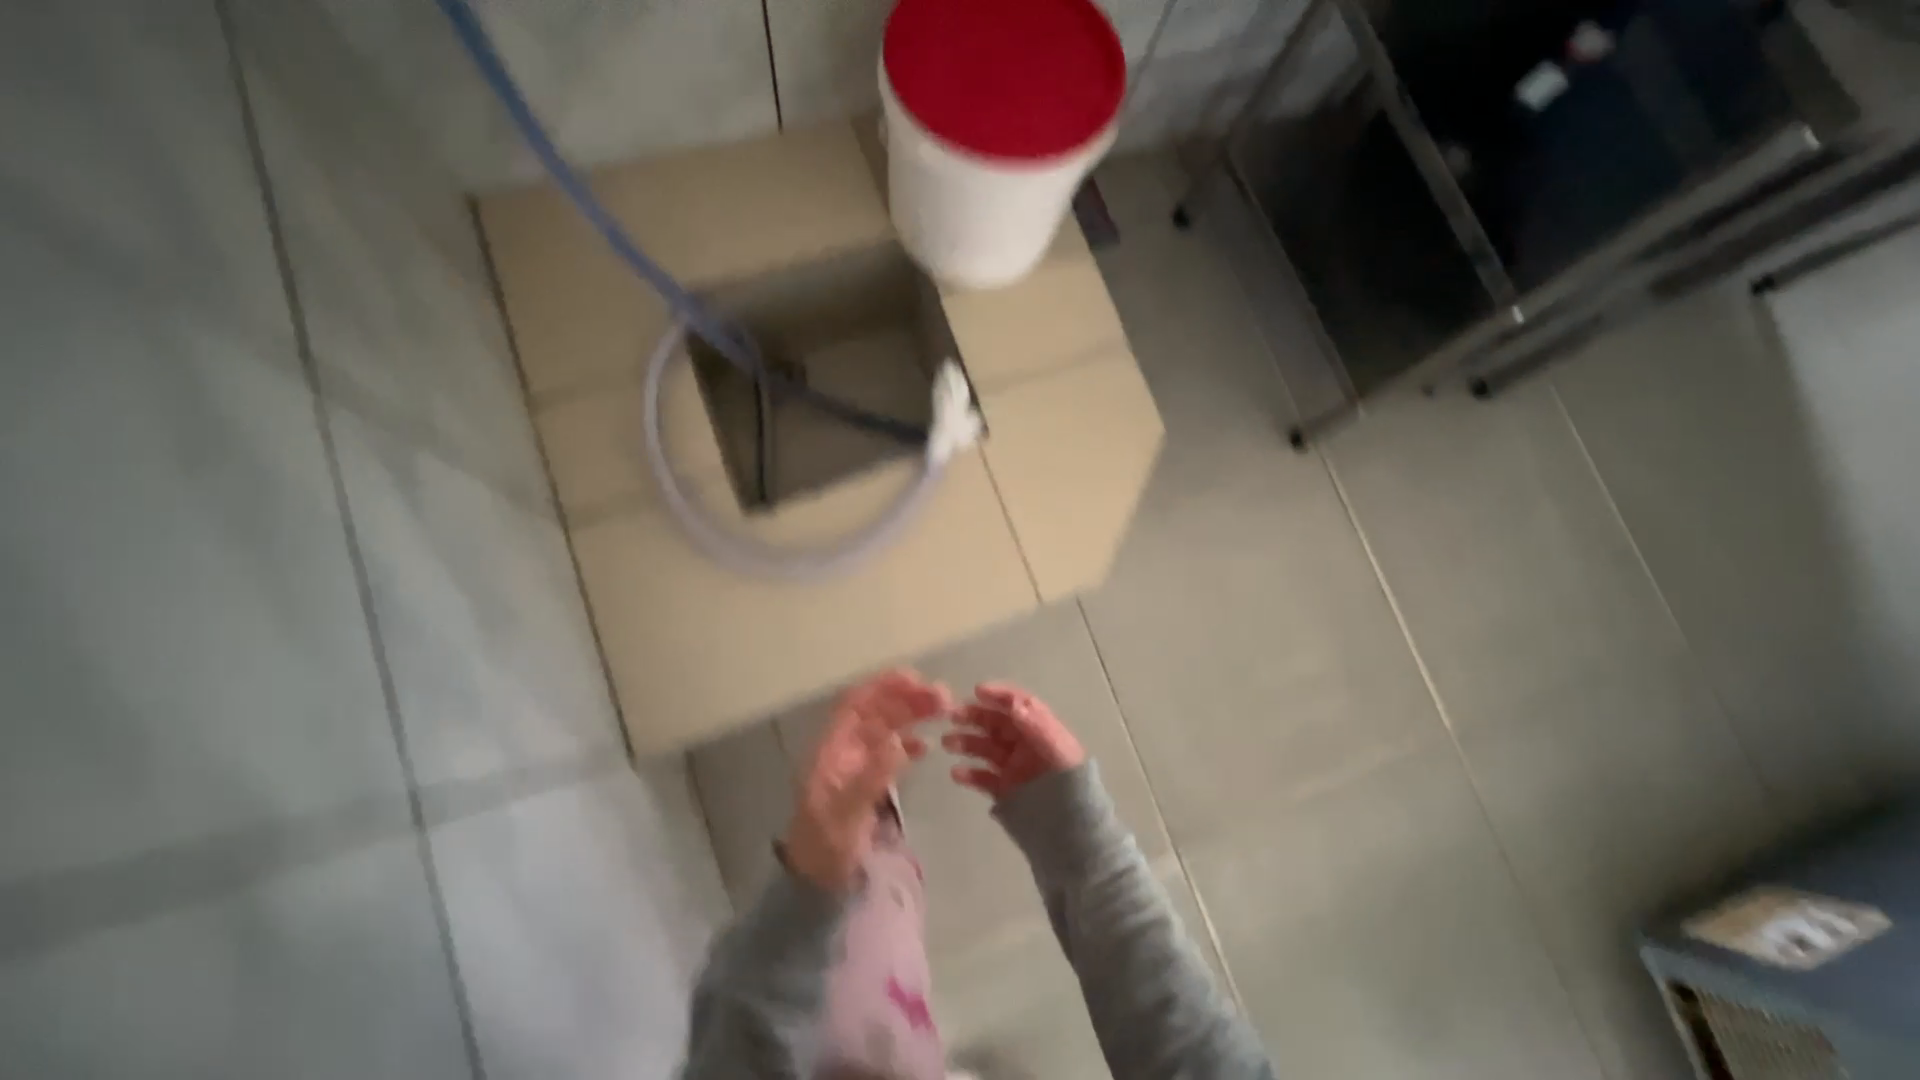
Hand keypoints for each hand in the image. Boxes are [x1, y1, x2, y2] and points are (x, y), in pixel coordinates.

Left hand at [784, 670, 950, 891]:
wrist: (815, 883)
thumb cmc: (824, 847)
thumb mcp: (846, 813)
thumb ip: (873, 776)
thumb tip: (902, 740)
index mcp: (830, 750)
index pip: (855, 704)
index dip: (882, 686)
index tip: (915, 678)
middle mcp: (842, 751)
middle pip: (874, 713)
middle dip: (906, 699)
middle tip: (943, 696)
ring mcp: (854, 766)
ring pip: (885, 729)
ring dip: (911, 716)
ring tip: (943, 710)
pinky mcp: (866, 784)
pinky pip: (888, 752)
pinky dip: (908, 742)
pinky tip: (928, 744)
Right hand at [943, 682, 1085, 798]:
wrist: (1072, 828)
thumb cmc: (1070, 784)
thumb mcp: (1057, 750)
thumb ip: (1036, 727)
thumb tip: (1014, 705)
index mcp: (1040, 731)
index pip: (1018, 704)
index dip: (999, 695)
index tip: (977, 690)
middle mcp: (1024, 745)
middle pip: (996, 723)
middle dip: (974, 716)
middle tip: (951, 715)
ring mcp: (1013, 768)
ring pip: (985, 748)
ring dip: (966, 742)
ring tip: (948, 743)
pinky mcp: (1005, 790)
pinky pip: (983, 778)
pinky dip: (968, 774)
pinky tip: (956, 773)